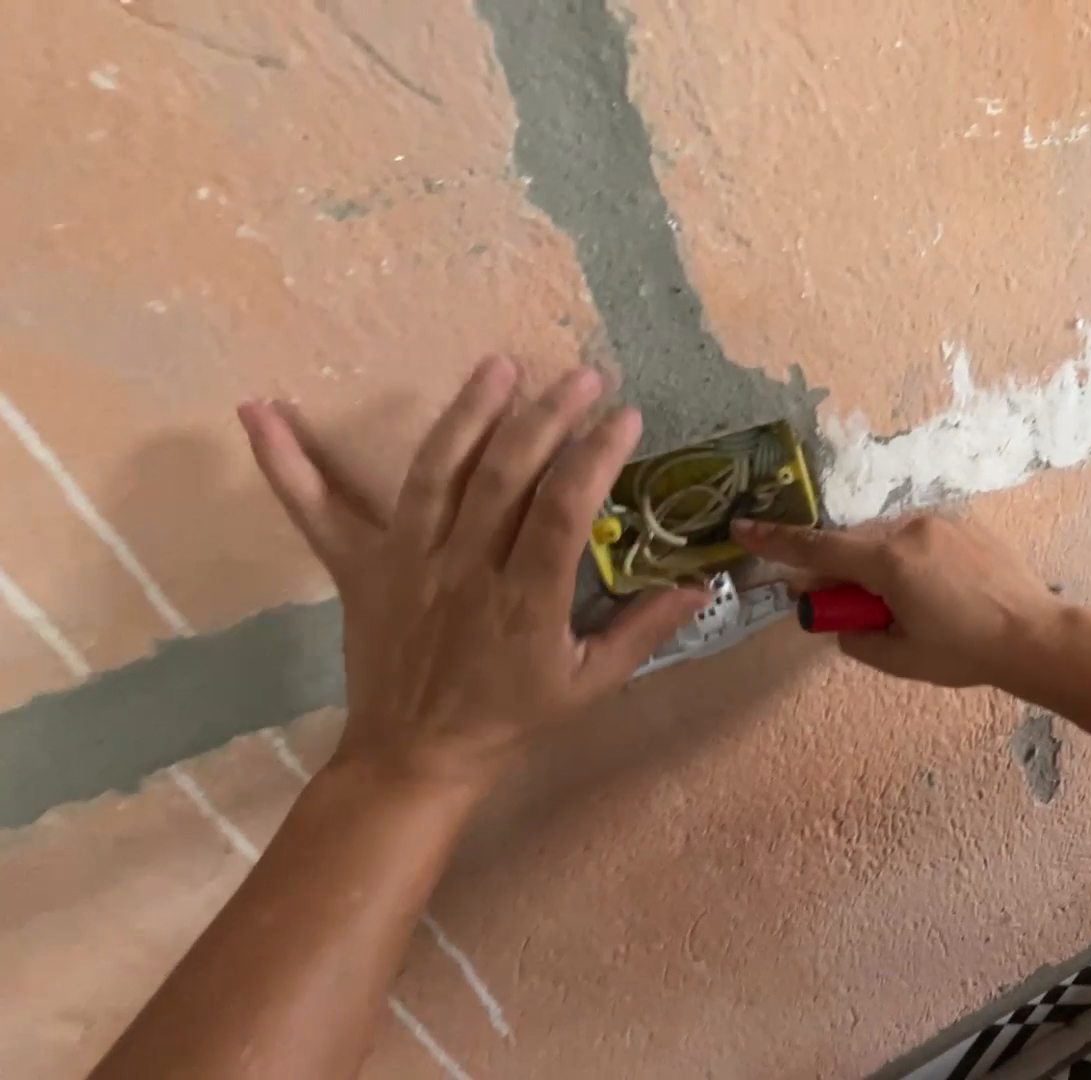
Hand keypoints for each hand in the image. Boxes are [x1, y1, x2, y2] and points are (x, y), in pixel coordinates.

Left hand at [238, 358, 708, 790]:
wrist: (418, 756)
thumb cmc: (516, 716)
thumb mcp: (594, 682)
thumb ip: (645, 630)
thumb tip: (700, 584)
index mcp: (525, 600)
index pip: (563, 511)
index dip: (595, 458)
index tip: (625, 418)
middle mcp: (464, 569)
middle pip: (505, 476)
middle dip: (547, 418)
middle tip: (583, 378)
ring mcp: (404, 562)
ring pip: (436, 473)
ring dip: (468, 414)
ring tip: (501, 366)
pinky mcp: (359, 568)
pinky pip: (317, 512)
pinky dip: (288, 462)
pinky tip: (262, 411)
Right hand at [731, 515, 1066, 687]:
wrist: (1036, 635)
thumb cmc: (965, 652)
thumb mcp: (899, 658)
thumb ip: (854, 636)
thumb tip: (838, 618)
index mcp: (889, 562)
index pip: (817, 549)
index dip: (775, 542)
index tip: (742, 528)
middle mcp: (910, 529)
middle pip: (854, 546)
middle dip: (844, 574)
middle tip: (856, 609)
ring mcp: (940, 522)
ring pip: (887, 539)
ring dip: (880, 566)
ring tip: (914, 604)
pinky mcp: (964, 523)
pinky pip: (918, 536)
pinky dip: (910, 558)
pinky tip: (938, 589)